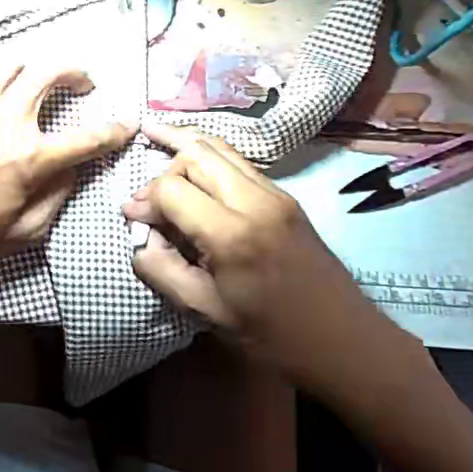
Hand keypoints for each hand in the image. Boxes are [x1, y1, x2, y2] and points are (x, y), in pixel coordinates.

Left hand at [0, 45, 136, 290]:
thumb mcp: (26, 231)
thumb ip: (56, 195)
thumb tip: (72, 167)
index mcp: (27, 161)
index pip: (85, 139)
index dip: (115, 130)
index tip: (128, 124)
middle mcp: (2, 125)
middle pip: (47, 73)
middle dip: (75, 71)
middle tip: (83, 83)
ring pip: (7, 60)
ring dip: (33, 59)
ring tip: (41, 71)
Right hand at [122, 123, 382, 384]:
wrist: (340, 337)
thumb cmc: (270, 335)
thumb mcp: (205, 311)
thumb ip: (162, 269)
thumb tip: (140, 235)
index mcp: (232, 234)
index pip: (172, 189)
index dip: (144, 200)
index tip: (132, 219)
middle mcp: (255, 200)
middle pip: (197, 154)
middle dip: (164, 164)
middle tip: (144, 191)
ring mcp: (275, 193)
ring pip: (222, 147)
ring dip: (187, 146)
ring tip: (156, 134)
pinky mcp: (286, 196)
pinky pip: (240, 162)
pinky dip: (211, 157)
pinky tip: (194, 163)